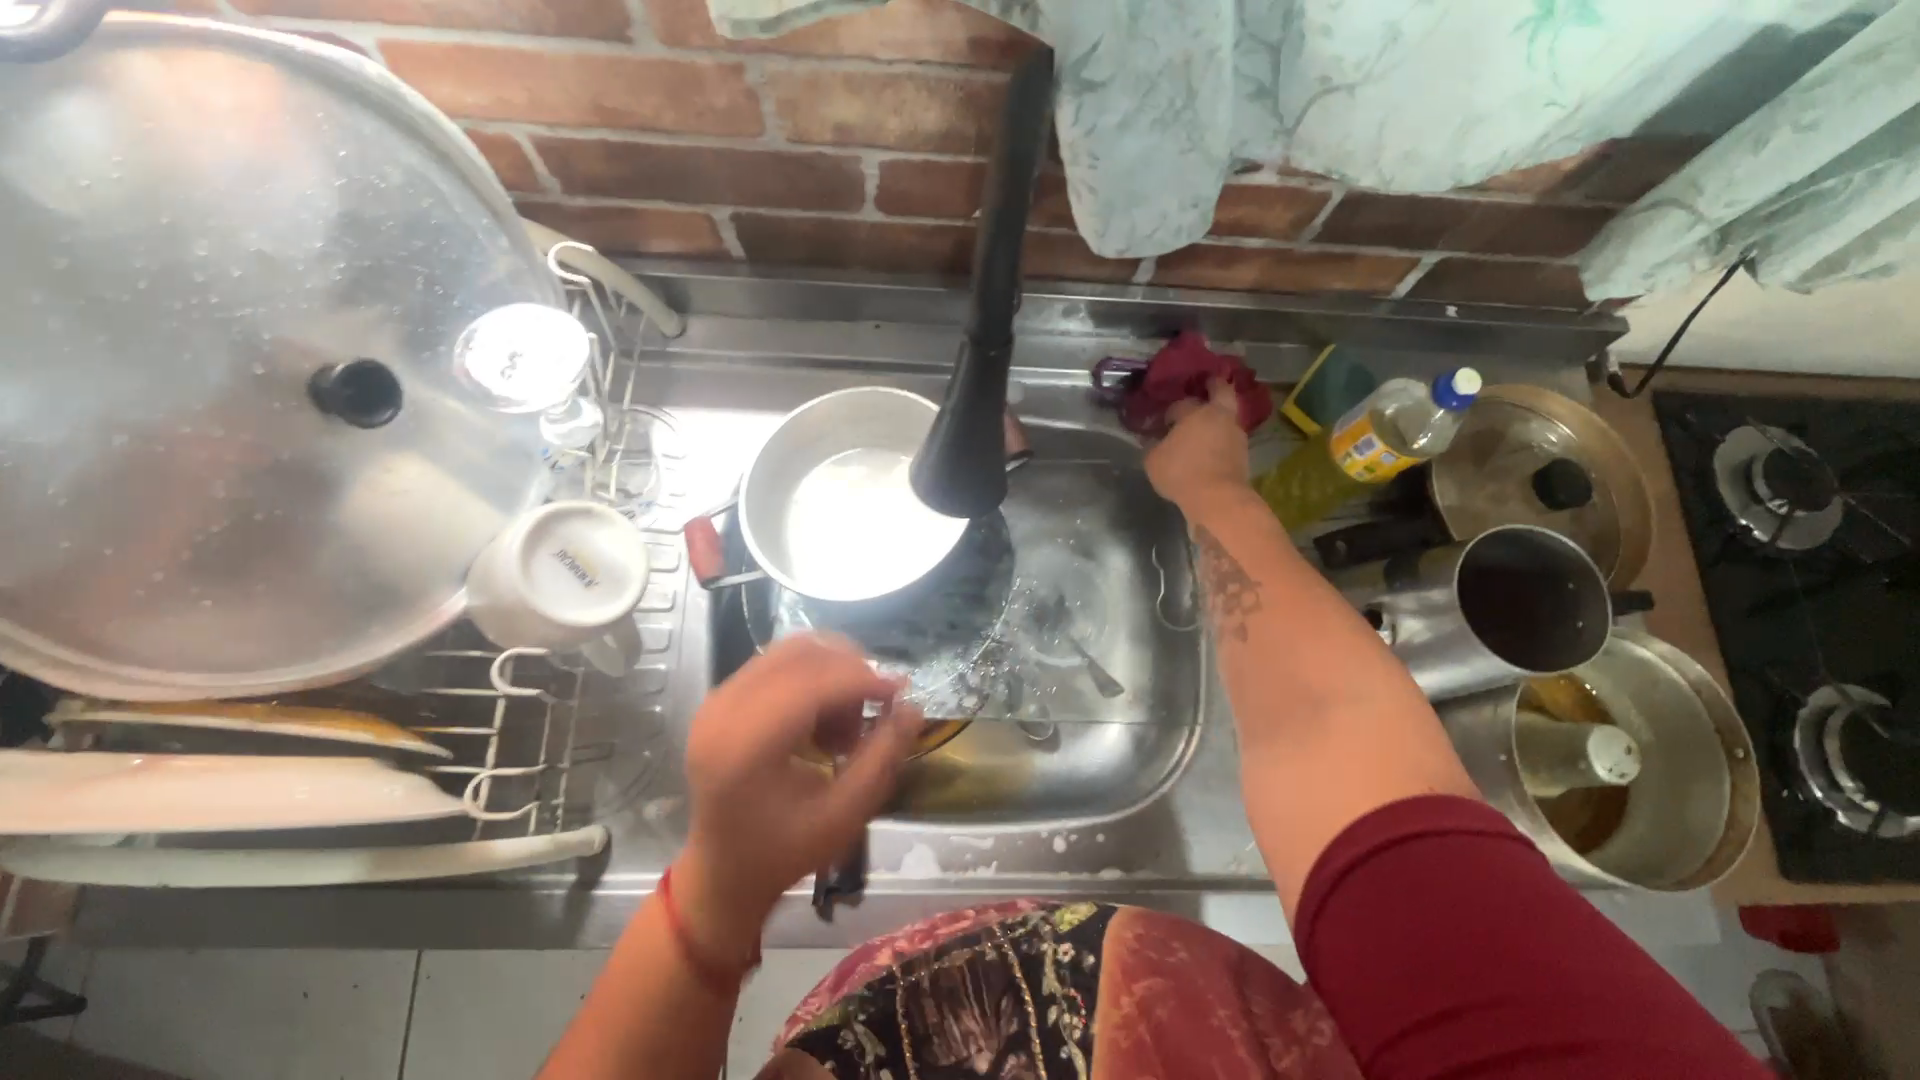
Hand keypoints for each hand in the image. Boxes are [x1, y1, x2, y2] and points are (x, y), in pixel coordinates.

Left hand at [673, 635, 922, 965]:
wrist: (725, 870)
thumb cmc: (785, 850)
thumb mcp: (844, 814)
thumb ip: (881, 757)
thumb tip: (913, 707)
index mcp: (745, 745)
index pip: (811, 683)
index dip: (862, 678)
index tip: (901, 691)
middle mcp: (723, 710)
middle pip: (800, 655)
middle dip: (850, 670)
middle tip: (878, 707)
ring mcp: (717, 699)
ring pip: (790, 651)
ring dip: (832, 672)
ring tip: (847, 722)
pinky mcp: (721, 698)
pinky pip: (776, 663)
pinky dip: (812, 678)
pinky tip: (823, 719)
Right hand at [1145, 378, 1249, 511]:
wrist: (1217, 498)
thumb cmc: (1181, 472)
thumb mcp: (1153, 460)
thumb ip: (1153, 446)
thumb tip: (1154, 441)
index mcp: (1196, 412)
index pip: (1182, 403)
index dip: (1171, 411)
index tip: (1164, 421)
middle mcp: (1220, 417)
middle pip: (1222, 392)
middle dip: (1215, 387)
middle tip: (1208, 386)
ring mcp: (1236, 435)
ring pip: (1227, 419)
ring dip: (1217, 421)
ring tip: (1204, 431)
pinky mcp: (1244, 455)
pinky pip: (1229, 441)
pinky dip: (1221, 441)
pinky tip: (1210, 451)